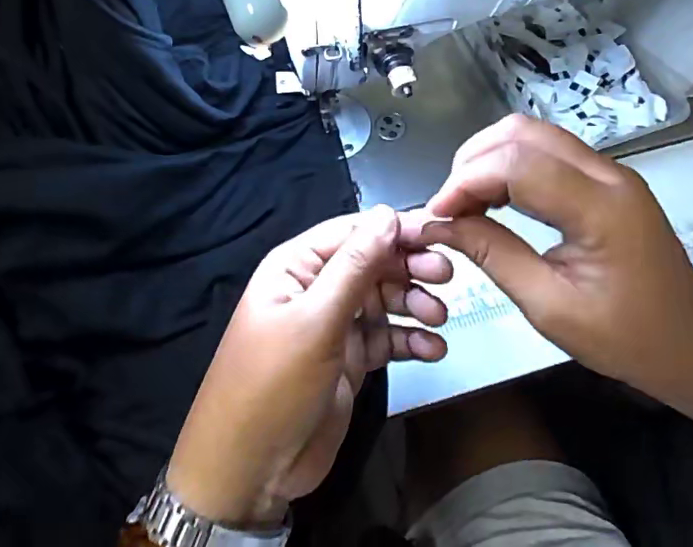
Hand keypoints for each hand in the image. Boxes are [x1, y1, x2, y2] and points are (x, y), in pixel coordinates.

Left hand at [166, 207, 451, 527]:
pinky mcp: (350, 359)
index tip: (437, 234)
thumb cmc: (272, 387)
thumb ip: (355, 266)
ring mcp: (335, 325)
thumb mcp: (315, 322)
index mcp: (299, 267)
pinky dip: (411, 340)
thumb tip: (389, 214)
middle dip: (411, 268)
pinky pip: (388, 337)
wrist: (248, 479)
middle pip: (375, 263)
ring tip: (439, 318)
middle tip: (445, 277)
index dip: (397, 230)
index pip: (356, 231)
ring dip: (416, 304)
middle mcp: (318, 288)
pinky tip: (433, 350)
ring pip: (386, 299)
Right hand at [407, 115, 692, 417]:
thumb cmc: (627, 337)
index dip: (468, 180)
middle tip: (448, 204)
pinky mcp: (609, 178)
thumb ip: (494, 256)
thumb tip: (441, 224)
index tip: (437, 214)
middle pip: (526, 132)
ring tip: (465, 200)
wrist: (692, 340)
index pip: (519, 164)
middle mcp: (608, 174)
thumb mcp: (551, 308)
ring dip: (493, 157)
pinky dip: (516, 164)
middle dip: (475, 158)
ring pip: (538, 134)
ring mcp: (612, 171)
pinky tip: (497, 196)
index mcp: (601, 207)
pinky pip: (553, 152)